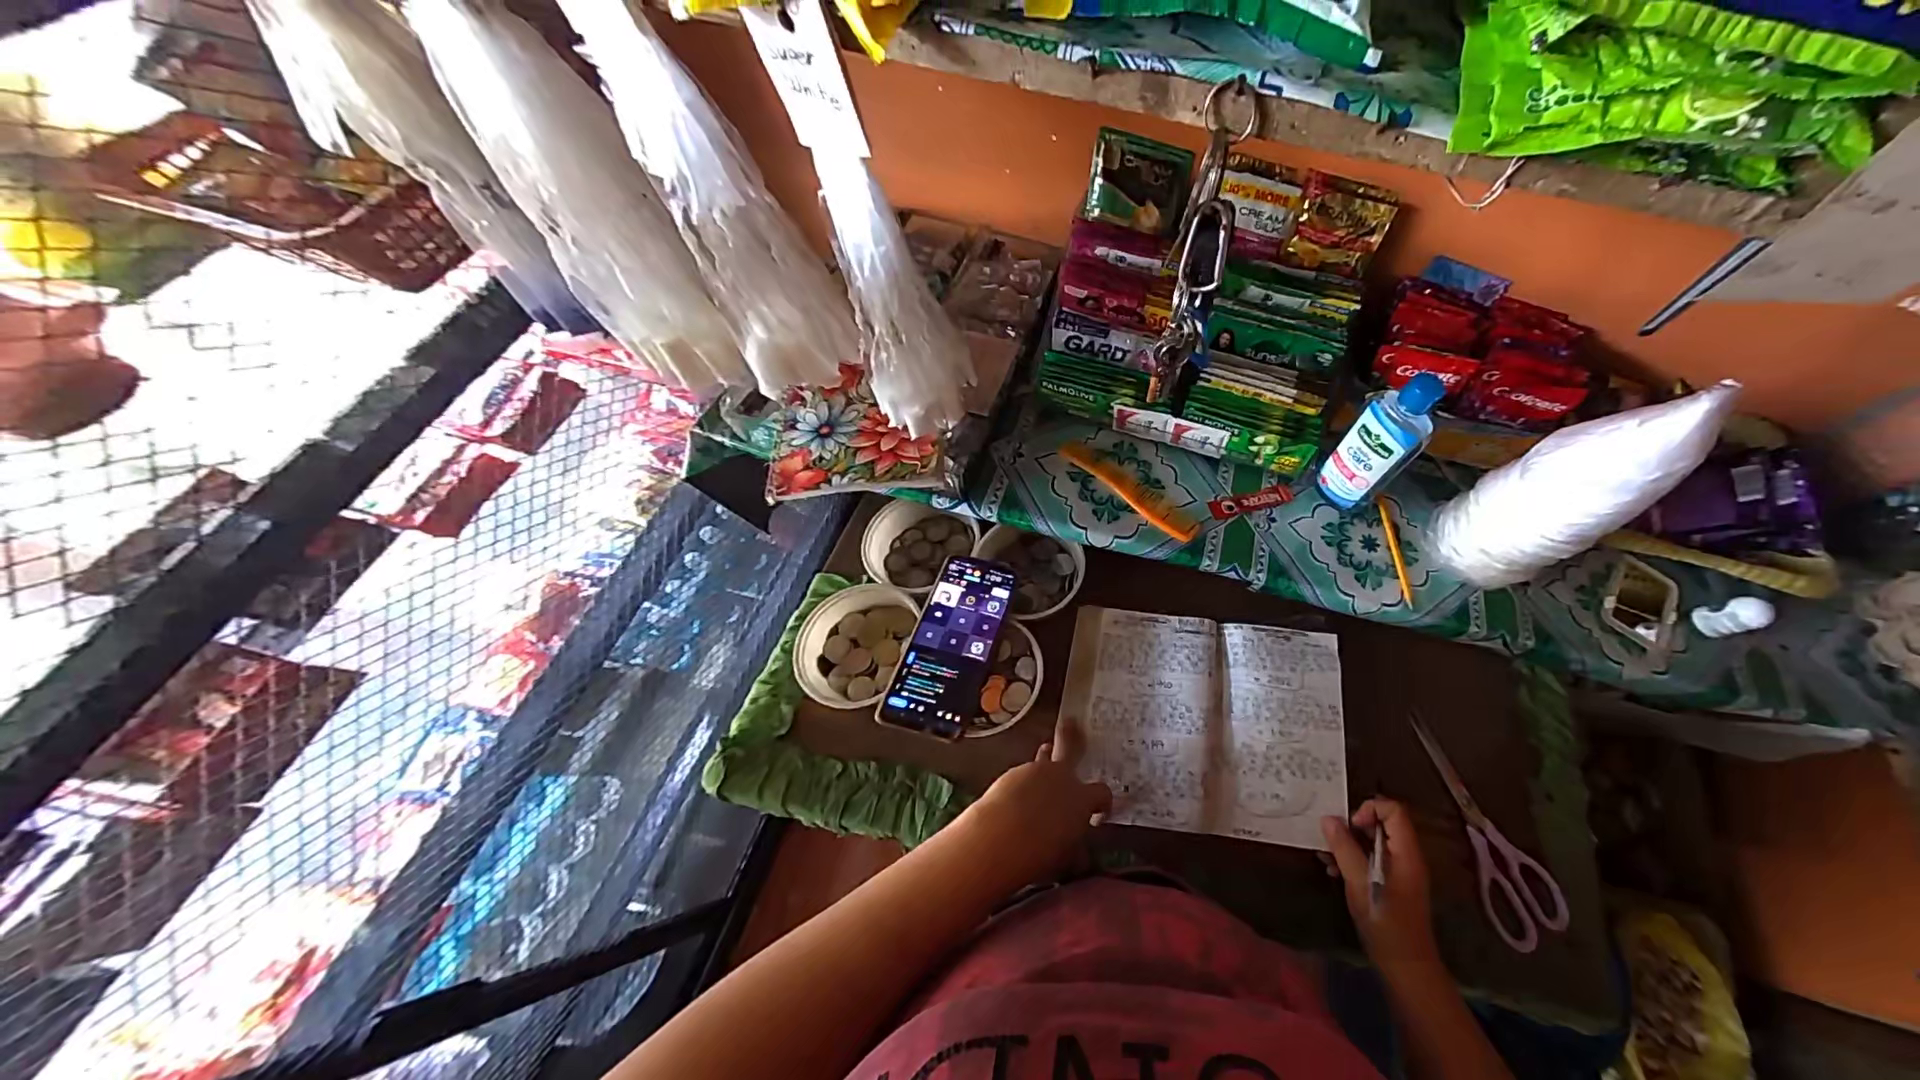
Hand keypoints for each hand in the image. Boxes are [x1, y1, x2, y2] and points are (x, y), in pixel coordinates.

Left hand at [963, 714, 1111, 880]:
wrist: (1002, 835)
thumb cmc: (1041, 851)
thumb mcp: (1066, 858)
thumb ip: (1075, 851)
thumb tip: (1080, 857)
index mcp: (1082, 798)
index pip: (1102, 793)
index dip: (1102, 803)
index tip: (1097, 815)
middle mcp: (1061, 777)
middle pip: (1070, 746)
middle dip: (1071, 735)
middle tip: (1071, 722)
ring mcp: (1036, 770)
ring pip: (1043, 756)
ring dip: (1044, 759)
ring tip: (1043, 757)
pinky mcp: (1012, 772)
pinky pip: (1023, 773)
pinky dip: (1023, 781)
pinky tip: (1015, 797)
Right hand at [1322, 798, 1440, 973]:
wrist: (1404, 964)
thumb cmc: (1385, 920)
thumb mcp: (1359, 881)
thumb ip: (1344, 848)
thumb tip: (1328, 818)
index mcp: (1407, 853)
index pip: (1394, 810)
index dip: (1369, 809)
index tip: (1349, 825)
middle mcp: (1407, 857)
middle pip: (1383, 823)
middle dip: (1353, 825)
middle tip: (1332, 838)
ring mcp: (1399, 871)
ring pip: (1373, 841)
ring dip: (1348, 843)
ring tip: (1327, 855)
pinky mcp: (1390, 883)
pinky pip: (1371, 858)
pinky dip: (1352, 857)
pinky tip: (1333, 869)